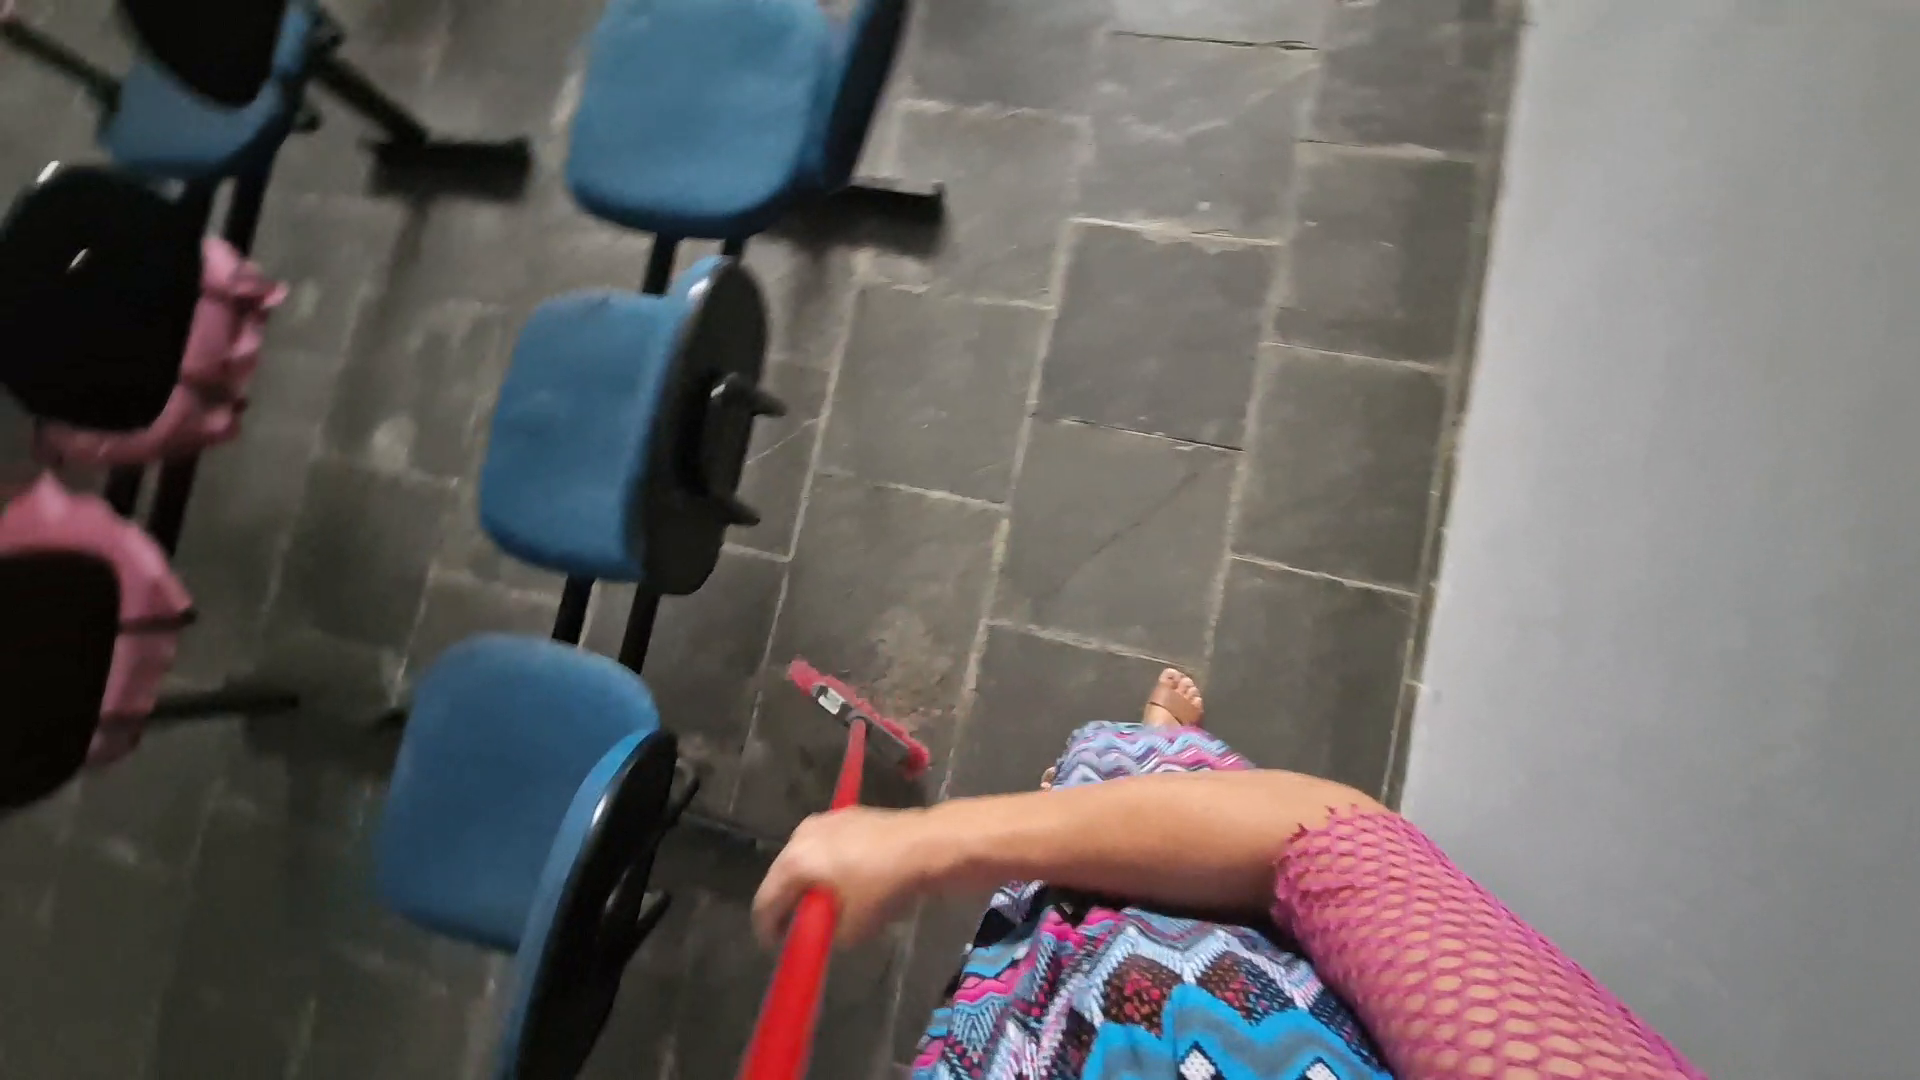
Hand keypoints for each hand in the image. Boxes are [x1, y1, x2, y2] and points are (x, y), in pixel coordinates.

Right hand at [752, 806, 940, 946]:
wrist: (923, 845)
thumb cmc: (882, 888)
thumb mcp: (849, 931)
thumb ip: (821, 935)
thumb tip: (819, 930)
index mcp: (794, 862)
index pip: (765, 903)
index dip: (768, 930)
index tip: (778, 948)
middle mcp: (801, 835)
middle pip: (781, 877)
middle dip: (786, 904)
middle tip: (800, 927)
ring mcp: (824, 820)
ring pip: (802, 858)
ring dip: (806, 882)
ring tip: (823, 904)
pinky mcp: (845, 814)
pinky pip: (824, 846)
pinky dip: (825, 864)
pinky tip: (843, 879)